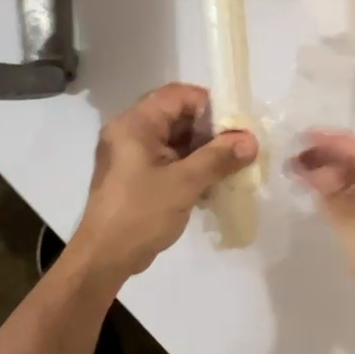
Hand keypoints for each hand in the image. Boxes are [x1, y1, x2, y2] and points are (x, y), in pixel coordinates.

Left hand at [68, 84, 258, 282]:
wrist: (104, 257)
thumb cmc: (140, 214)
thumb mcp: (184, 184)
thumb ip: (218, 158)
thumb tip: (250, 141)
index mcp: (134, 124)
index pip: (177, 96)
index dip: (209, 106)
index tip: (236, 127)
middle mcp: (129, 132)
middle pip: (177, 117)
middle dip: (210, 132)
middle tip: (239, 148)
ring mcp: (131, 155)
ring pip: (174, 141)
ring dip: (203, 152)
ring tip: (232, 167)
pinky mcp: (135, 177)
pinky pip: (168, 161)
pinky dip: (190, 167)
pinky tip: (214, 184)